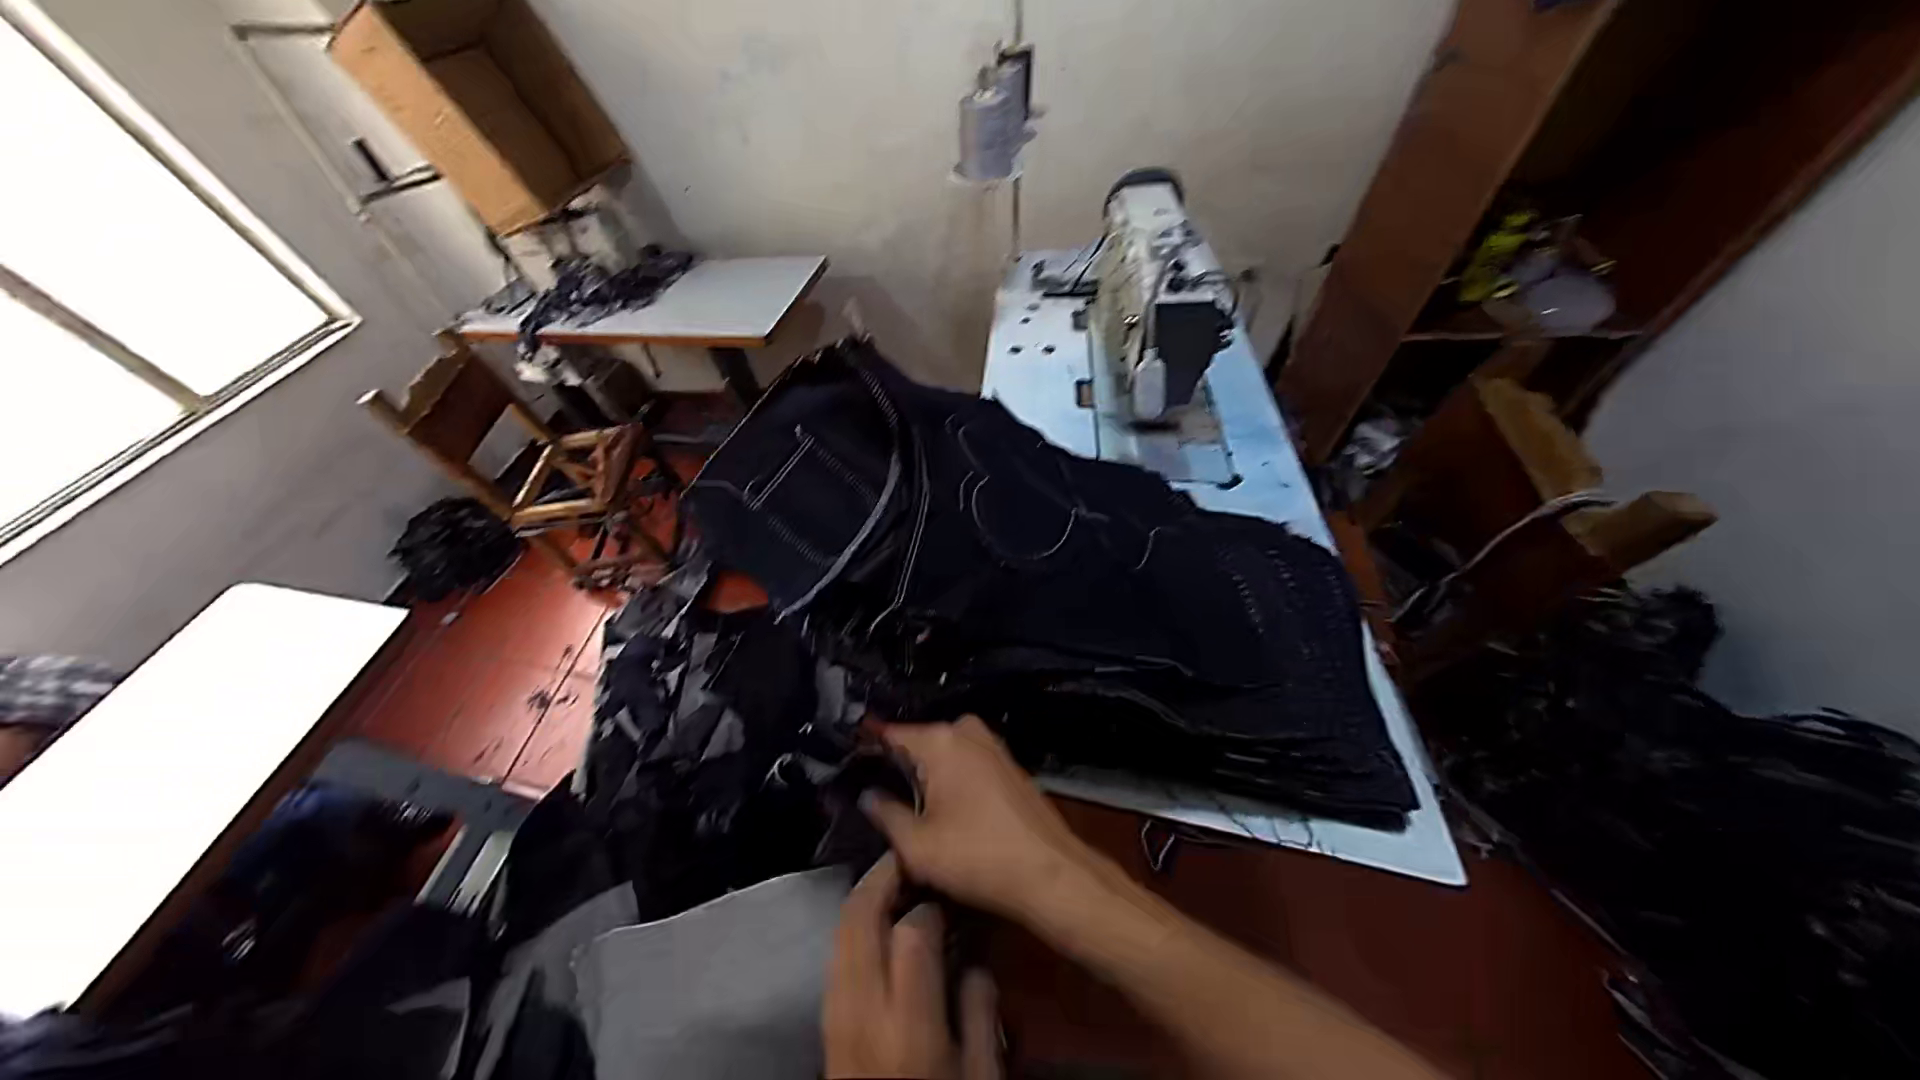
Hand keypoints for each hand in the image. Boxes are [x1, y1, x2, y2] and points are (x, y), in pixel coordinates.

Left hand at [824, 855, 1000, 1079]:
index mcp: (907, 1028)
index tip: (946, 900)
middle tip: (908, 859)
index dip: (929, 905)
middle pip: (858, 918)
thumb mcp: (980, 1079)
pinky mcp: (825, 1024)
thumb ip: (979, 1011)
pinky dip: (853, 925)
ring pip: (838, 930)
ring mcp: (834, 1017)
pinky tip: (875, 926)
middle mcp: (861, 1012)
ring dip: (864, 896)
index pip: (910, 932)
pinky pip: (834, 954)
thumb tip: (972, 959)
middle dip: (882, 877)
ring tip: (893, 882)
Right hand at [861, 716, 1094, 919]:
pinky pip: (965, 762)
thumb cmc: (977, 857)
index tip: (846, 770)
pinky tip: (943, 809)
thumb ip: (884, 813)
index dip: (866, 751)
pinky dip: (950, 779)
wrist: (1051, 873)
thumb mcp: (917, 845)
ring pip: (943, 754)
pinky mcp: (1008, 764)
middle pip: (917, 742)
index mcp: (941, 739)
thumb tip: (866, 795)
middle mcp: (966, 730)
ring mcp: (991, 745)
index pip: (890, 734)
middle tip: (875, 798)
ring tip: (905, 808)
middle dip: (897, 766)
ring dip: (925, 775)